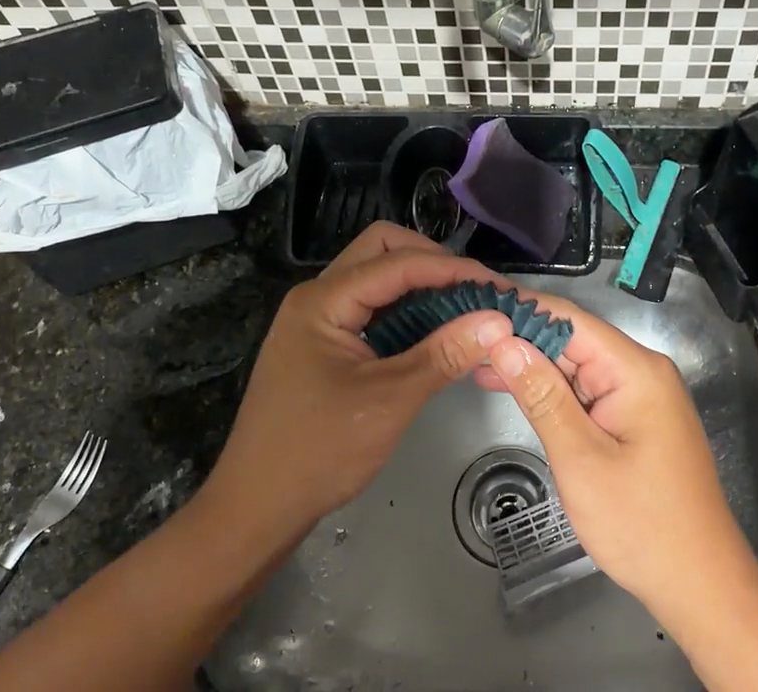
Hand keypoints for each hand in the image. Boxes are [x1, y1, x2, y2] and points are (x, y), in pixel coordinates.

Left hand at [205, 222, 510, 529]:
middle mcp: (319, 298)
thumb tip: (499, 321)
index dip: (453, 269)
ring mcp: (320, 320)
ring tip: (469, 309)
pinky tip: (439, 333)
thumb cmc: (318, 452)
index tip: (500, 288)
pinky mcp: (326, 344)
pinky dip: (409, 311)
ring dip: (423, 286)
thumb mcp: (388, 402)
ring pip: (379, 278)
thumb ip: (443, 355)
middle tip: (478, 292)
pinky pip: (373, 308)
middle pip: (384, 251)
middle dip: (435, 263)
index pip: (398, 262)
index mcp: (323, 301)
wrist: (257, 506)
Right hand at [470, 293, 757, 610]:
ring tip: (474, 360)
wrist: (698, 581)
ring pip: (576, 365)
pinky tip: (513, 388)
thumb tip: (504, 342)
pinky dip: (551, 391)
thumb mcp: (580, 459)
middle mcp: (642, 372)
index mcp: (635, 370)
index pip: (570, 319)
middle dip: (520, 336)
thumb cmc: (641, 524)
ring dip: (531, 364)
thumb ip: (542, 396)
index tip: (474, 300)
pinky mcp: (634, 419)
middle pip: (573, 339)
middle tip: (464, 334)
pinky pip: (587, 391)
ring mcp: (640, 396)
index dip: (521, 308)